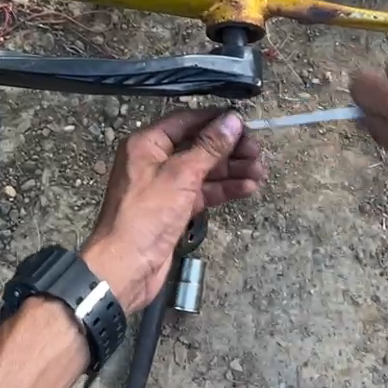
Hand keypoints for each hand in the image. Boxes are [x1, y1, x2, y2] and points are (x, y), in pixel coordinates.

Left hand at [82, 109, 263, 310]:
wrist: (127, 266)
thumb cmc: (147, 214)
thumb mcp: (181, 175)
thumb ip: (209, 147)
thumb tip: (232, 120)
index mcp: (147, 143)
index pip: (186, 121)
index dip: (215, 120)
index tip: (244, 122)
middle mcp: (155, 160)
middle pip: (198, 145)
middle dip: (229, 148)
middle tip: (257, 151)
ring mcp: (166, 186)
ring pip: (204, 170)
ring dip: (232, 169)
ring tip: (260, 171)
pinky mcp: (175, 208)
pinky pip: (203, 191)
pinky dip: (224, 189)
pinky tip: (248, 187)